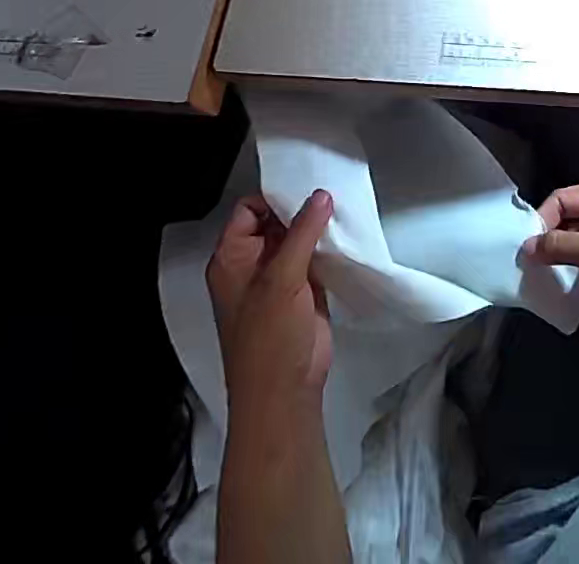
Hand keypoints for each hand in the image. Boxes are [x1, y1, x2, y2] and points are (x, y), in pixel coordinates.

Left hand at [208, 190, 335, 415]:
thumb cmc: (270, 334)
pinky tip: (347, 233)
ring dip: (316, 228)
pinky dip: (327, 247)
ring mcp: (278, 278)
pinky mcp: (303, 292)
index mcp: (232, 257)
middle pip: (275, 222)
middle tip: (331, 190)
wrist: (285, 392)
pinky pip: (313, 259)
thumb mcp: (281, 278)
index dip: (274, 197)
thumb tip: (321, 195)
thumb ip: (301, 233)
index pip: (249, 210)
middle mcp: (252, 263)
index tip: (306, 187)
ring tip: (344, 205)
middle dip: (300, 209)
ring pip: (297, 240)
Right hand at [526, 182, 578, 346]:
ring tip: (543, 278)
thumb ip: (559, 246)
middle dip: (550, 241)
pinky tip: (564, 288)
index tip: (527, 247)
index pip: (563, 199)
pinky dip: (576, 274)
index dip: (543, 220)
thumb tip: (527, 247)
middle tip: (529, 265)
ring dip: (561, 260)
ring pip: (577, 245)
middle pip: (569, 220)